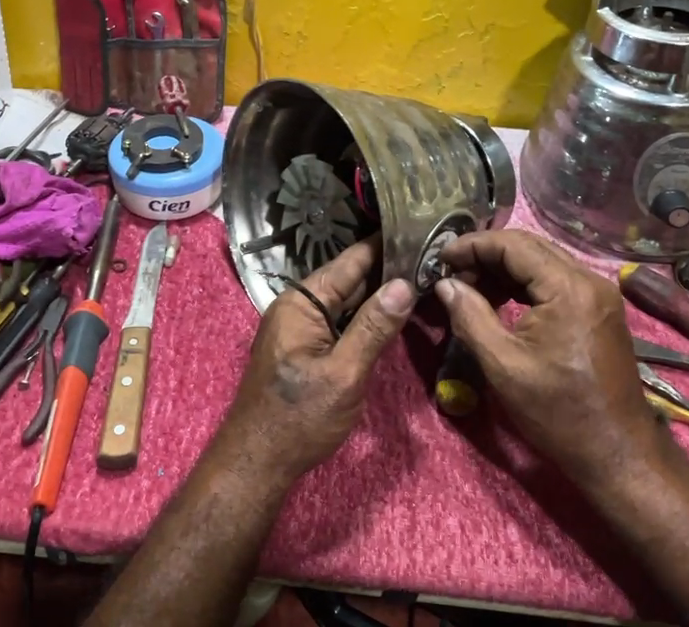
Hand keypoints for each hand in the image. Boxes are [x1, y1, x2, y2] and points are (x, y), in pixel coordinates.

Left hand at [217, 240, 415, 481]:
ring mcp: (302, 329)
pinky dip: (367, 315)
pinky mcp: (308, 349)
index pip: (349, 263)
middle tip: (430, 251)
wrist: (258, 462)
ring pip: (347, 301)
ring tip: (421, 272)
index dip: (383, 246)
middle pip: (349, 279)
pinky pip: (341, 322)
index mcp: (301, 304)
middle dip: (386, 267)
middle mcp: (298, 308)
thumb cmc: (299, 418)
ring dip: (379, 292)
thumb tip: (404, 284)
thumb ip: (373, 328)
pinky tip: (394, 312)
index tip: (416, 226)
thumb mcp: (343, 374)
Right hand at [435, 231, 661, 483]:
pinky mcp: (599, 309)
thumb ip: (470, 316)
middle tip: (451, 273)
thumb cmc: (558, 412)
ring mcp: (599, 293)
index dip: (472, 245)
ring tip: (468, 289)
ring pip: (542, 261)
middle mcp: (589, 280)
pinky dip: (524, 284)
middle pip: (529, 246)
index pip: (513, 244)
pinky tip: (498, 300)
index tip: (440, 258)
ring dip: (504, 269)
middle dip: (486, 254)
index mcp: (568, 288)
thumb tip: (444, 285)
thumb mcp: (503, 365)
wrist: (617, 452)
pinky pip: (555, 280)